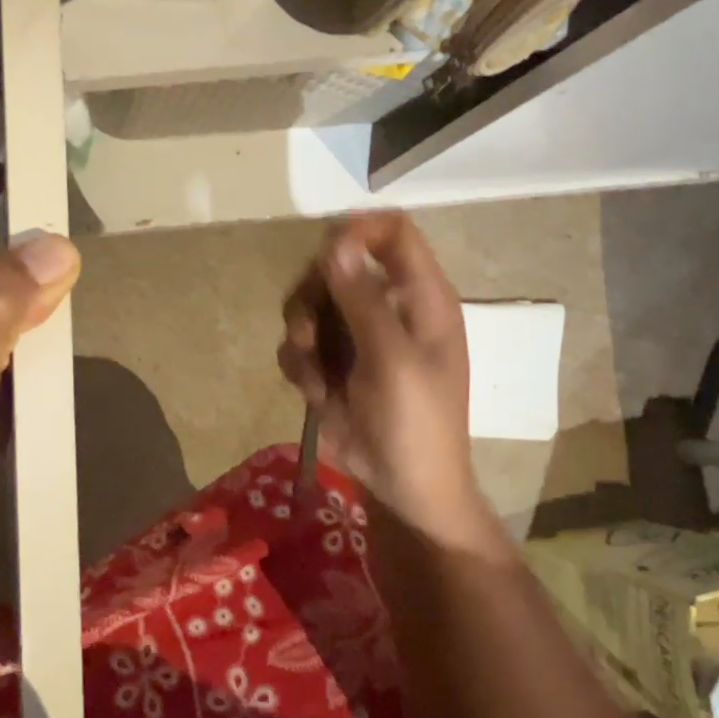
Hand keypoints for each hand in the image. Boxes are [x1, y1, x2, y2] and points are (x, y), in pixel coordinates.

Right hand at [279, 213, 486, 539]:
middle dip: (313, 296)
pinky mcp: (330, 367)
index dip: (358, 232)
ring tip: (314, 373)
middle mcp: (386, 309)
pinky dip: (299, 367)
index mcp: (420, 298)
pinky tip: (315, 395)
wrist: (402, 486)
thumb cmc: (416, 421)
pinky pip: (297, 346)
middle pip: (335, 267)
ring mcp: (356, 339)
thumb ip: (363, 299)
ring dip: (301, 336)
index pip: (394, 234)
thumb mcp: (393, 358)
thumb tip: (336, 241)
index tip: (324, 254)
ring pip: (308, 306)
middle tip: (308, 330)